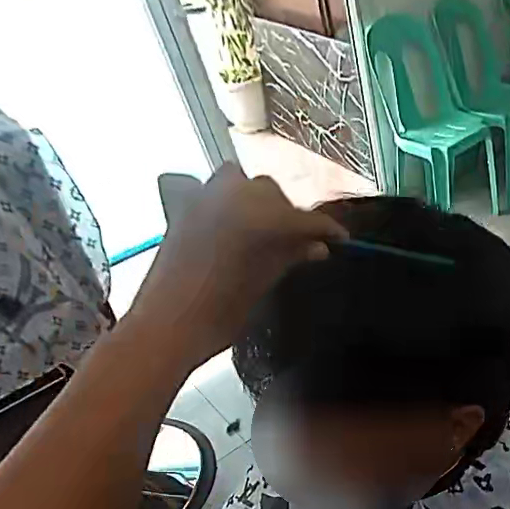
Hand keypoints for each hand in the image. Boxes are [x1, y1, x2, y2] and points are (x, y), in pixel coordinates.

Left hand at [120, 164, 346, 369]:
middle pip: (271, 193)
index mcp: (256, 216)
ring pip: (241, 184)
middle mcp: (228, 196)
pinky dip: (227, 202)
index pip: (302, 217)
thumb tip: (318, 246)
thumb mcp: (264, 282)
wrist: (168, 325)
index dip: (325, 229)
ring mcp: (200, 198)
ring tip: (268, 231)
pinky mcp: (180, 208)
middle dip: (290, 214)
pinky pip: (211, 191)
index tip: (341, 240)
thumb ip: (291, 256)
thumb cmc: (221, 313)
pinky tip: (232, 224)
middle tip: (304, 243)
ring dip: (258, 201)